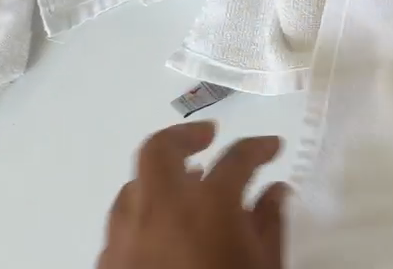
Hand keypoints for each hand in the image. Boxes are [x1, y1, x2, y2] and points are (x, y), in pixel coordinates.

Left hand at [98, 122, 288, 268]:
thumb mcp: (267, 265)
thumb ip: (270, 222)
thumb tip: (273, 192)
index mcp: (207, 204)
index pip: (237, 156)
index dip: (259, 146)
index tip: (272, 148)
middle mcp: (159, 213)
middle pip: (158, 151)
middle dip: (186, 136)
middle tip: (210, 137)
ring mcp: (124, 244)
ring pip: (130, 191)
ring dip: (160, 180)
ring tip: (186, 187)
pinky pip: (119, 231)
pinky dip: (142, 219)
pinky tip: (164, 235)